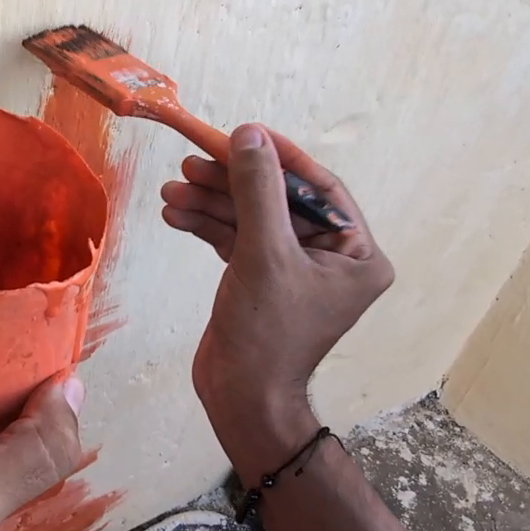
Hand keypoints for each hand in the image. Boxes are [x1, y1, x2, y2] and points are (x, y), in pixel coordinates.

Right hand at [160, 124, 392, 477]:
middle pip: (276, 201)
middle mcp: (330, 258)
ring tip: (172, 191)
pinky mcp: (259, 280)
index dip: (278, 158)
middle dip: (231, 184)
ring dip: (210, 204)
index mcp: (357, 254)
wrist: (239, 397)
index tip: (241, 133)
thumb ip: (257, 190)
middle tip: (191, 164)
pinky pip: (235, 242)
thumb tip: (249, 134)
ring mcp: (292, 270)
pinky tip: (175, 215)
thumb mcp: (264, 253)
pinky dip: (206, 228)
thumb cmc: (267, 332)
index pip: (318, 188)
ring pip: (250, 220)